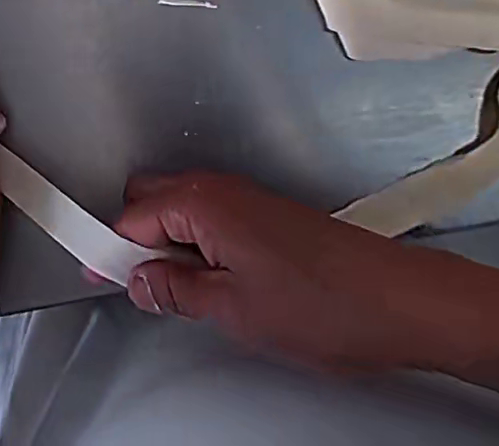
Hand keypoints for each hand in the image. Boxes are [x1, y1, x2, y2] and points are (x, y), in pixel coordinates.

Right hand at [114, 171, 476, 372]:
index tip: (97, 272)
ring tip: (179, 290)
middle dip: (132, 238)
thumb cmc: (330, 301)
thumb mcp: (234, 310)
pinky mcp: (257, 209)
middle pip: (145, 200)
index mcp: (201, 204)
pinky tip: (209, 278)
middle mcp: (216, 188)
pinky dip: (190, 241)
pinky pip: (203, 214)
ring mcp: (239, 195)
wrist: (401, 300)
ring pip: (174, 207)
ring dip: (163, 241)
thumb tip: (140, 281)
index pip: (129, 218)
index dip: (108, 249)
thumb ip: (174, 291)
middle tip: (138, 284)